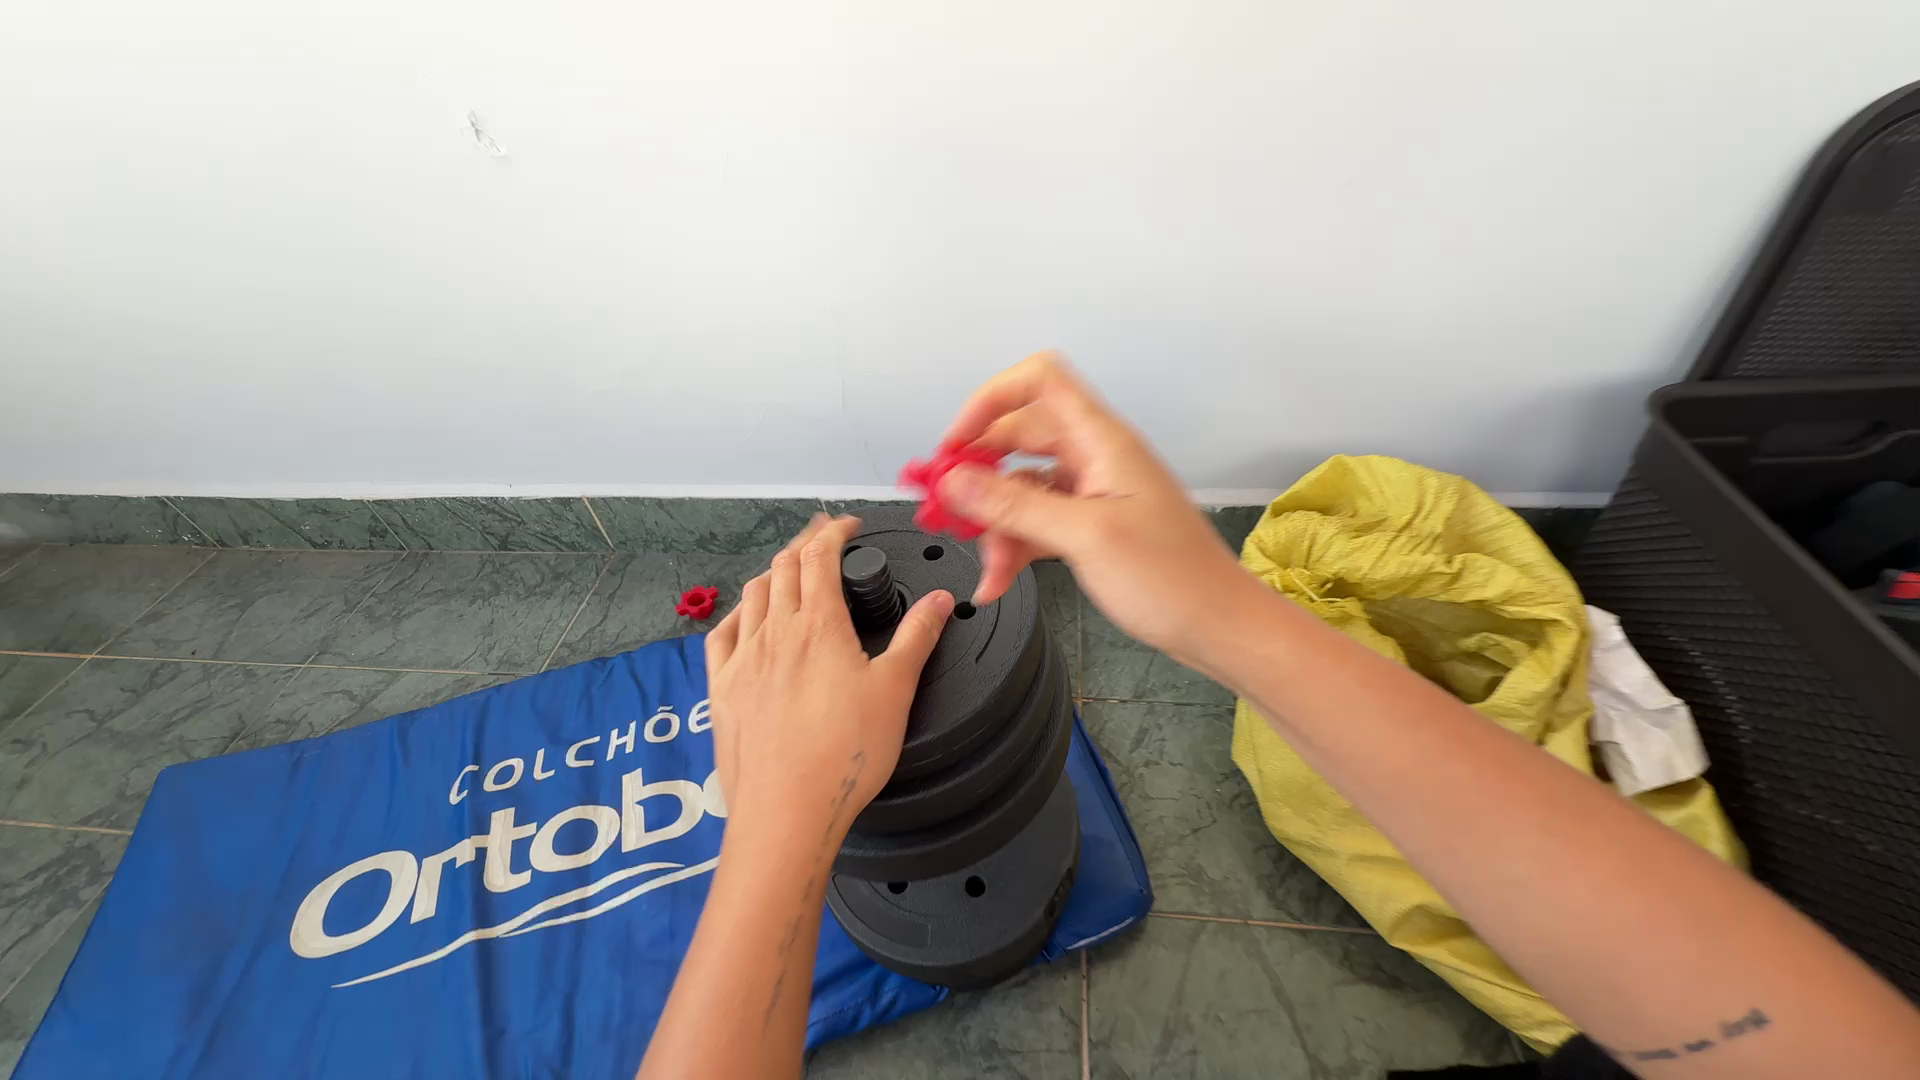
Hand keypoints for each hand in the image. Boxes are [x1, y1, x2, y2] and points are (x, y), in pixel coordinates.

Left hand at [705, 515, 953, 849]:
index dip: (834, 531)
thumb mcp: (896, 690)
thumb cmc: (844, 753)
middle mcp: (775, 632)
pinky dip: (737, 614)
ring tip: (789, 571)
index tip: (849, 525)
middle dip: (804, 543)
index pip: (820, 556)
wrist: (786, 811)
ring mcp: (742, 660)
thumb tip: (941, 600)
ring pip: (752, 594)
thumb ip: (918, 636)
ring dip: (773, 572)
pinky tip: (745, 620)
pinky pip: (721, 635)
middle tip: (823, 538)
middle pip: (783, 566)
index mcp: (818, 625)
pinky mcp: (721, 690)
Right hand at [937, 351, 1254, 665]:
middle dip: (978, 475)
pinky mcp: (1090, 526)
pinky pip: (1038, 523)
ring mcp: (1092, 492)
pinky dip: (1015, 547)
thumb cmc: (1174, 579)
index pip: (1039, 382)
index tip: (956, 447)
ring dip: (995, 525)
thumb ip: (1014, 505)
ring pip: (1023, 489)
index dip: (990, 402)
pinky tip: (1000, 579)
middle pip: (1019, 440)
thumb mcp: (1083, 537)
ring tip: (988, 570)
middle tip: (945, 511)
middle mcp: (1095, 458)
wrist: (1217, 626)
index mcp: (1102, 441)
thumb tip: (955, 479)